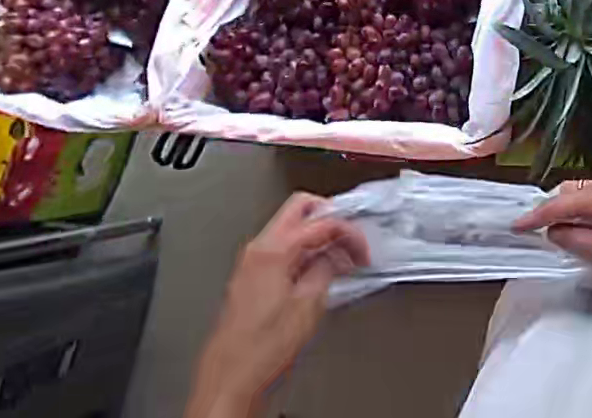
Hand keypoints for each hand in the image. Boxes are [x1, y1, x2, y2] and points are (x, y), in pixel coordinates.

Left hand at [187, 195, 369, 415]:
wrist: (229, 383)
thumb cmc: (261, 351)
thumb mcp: (309, 304)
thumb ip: (326, 267)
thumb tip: (335, 254)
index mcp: (274, 249)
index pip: (322, 222)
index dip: (349, 232)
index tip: (362, 249)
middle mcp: (259, 249)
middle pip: (302, 207)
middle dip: (331, 217)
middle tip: (349, 235)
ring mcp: (251, 262)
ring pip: (291, 225)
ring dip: (317, 234)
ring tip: (338, 256)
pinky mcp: (250, 277)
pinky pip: (282, 246)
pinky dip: (303, 249)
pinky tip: (317, 270)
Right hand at [512, 178, 591, 295]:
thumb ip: (579, 241)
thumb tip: (554, 231)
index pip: (559, 203)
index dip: (535, 216)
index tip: (515, 227)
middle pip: (570, 190)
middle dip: (549, 207)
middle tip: (530, 228)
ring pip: (583, 192)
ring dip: (566, 207)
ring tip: (551, 228)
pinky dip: (581, 207)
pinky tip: (579, 224)